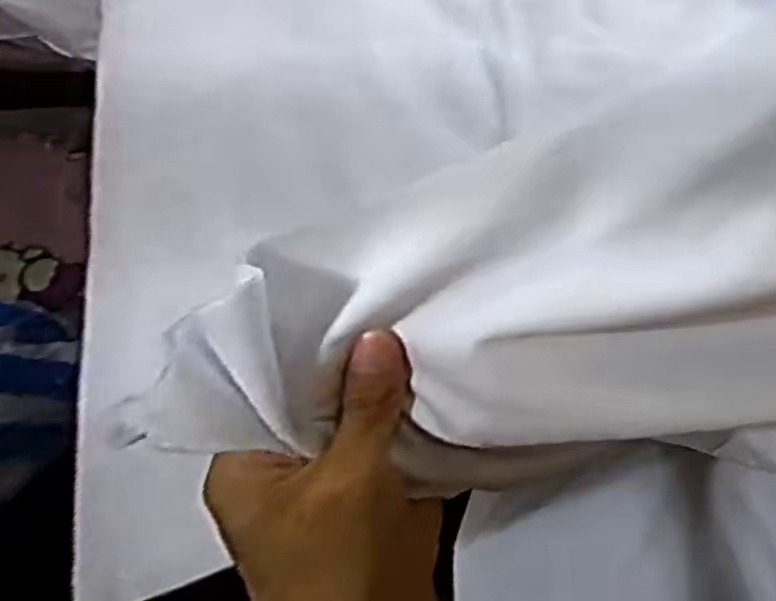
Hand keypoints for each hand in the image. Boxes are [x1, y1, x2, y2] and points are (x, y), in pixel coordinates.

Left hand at [204, 330, 441, 600]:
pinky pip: (396, 424)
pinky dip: (418, 402)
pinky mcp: (379, 472)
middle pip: (326, 394)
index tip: (359, 302)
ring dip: (399, 379)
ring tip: (431, 325)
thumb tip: (376, 336)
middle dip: (367, 358)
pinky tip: (444, 369)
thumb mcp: (347, 478)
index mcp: (248, 465)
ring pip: (367, 407)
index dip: (315, 347)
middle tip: (405, 303)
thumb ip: (365, 408)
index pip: (272, 387)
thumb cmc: (332, 557)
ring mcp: (336, 467)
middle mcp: (287, 459)